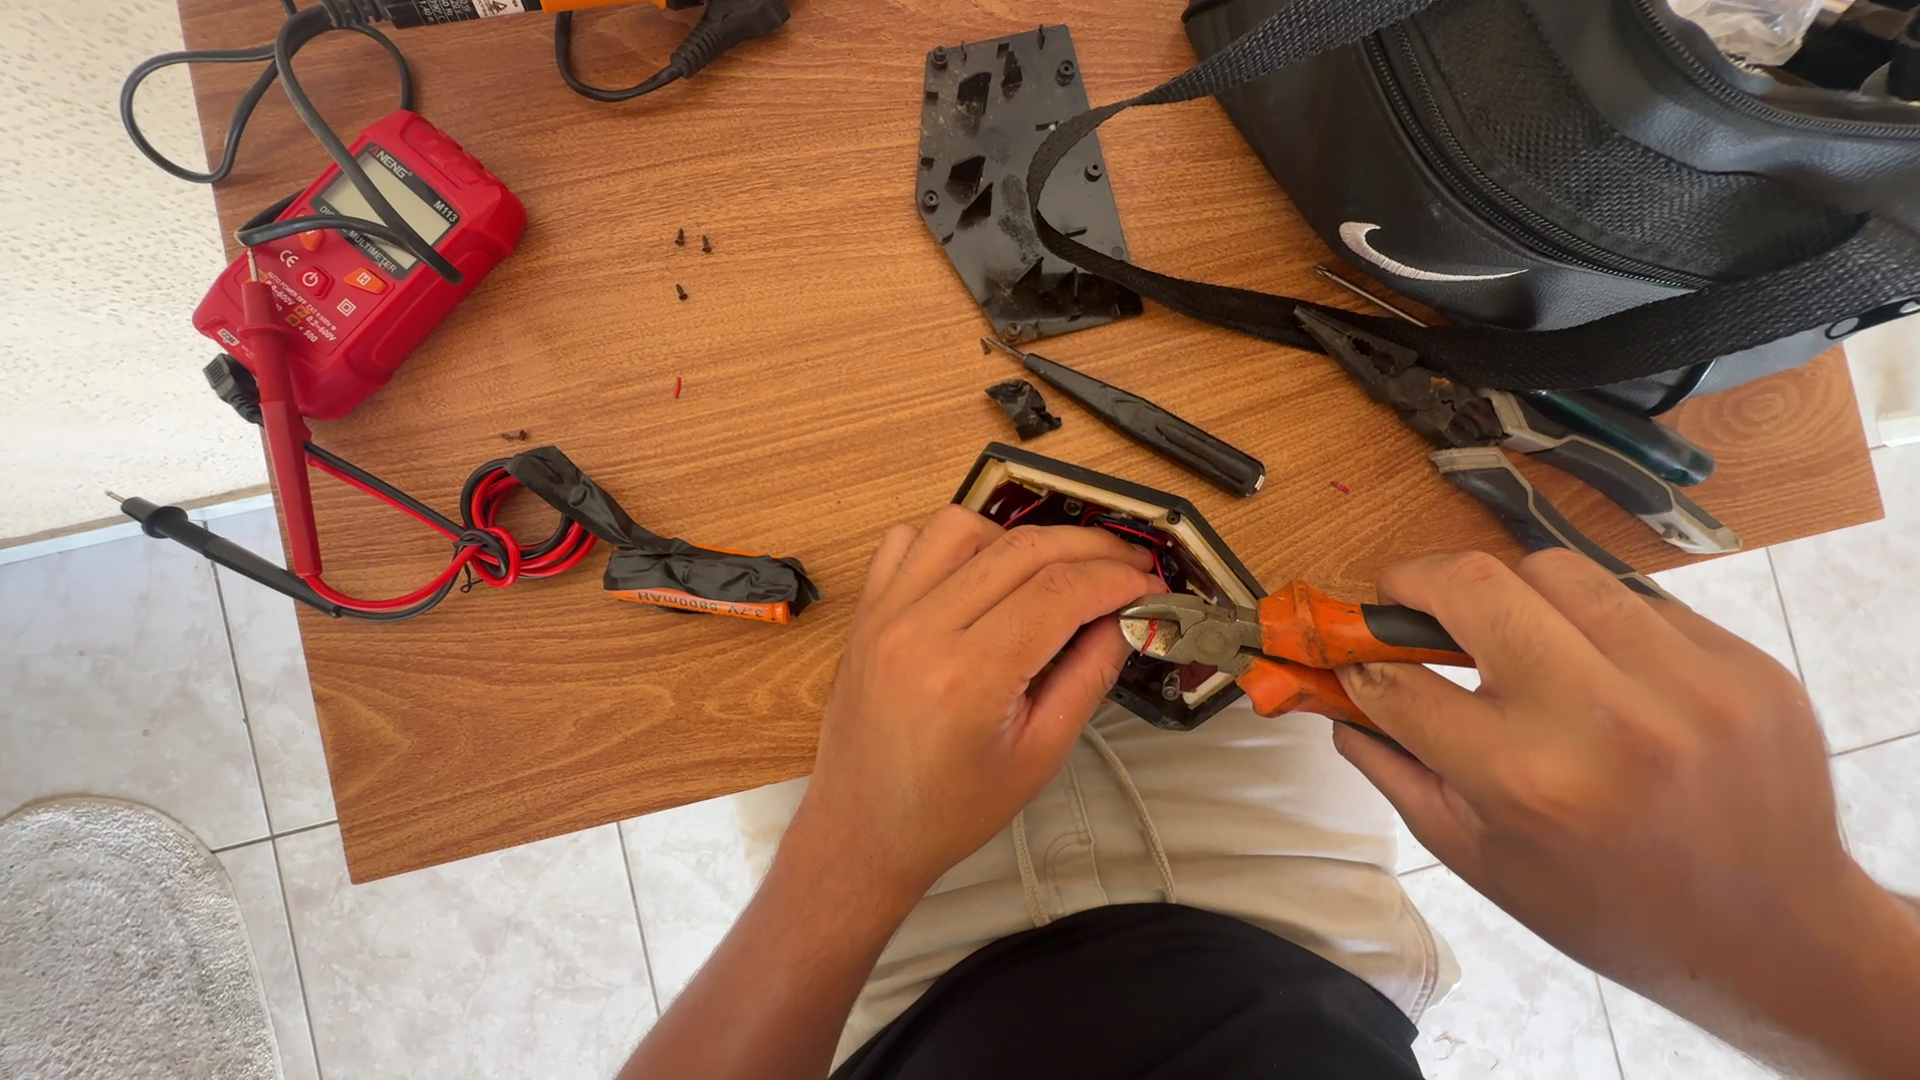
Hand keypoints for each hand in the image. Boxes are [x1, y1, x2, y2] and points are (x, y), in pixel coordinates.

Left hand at [784, 506, 1161, 907]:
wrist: (861, 829)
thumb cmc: (951, 809)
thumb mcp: (1041, 755)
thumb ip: (1089, 675)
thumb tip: (1127, 616)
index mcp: (968, 677)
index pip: (1060, 592)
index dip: (1117, 579)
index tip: (1149, 585)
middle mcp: (920, 630)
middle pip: (1021, 549)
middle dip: (1088, 547)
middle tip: (1126, 565)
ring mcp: (885, 612)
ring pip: (962, 526)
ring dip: (1018, 539)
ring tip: (1046, 573)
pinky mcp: (866, 610)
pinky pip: (908, 541)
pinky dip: (952, 542)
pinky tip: (977, 575)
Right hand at [1334, 549, 1919, 1075]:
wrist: (1778, 940)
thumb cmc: (1597, 903)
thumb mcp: (1464, 848)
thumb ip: (1383, 759)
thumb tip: (1328, 690)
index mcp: (1522, 780)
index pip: (1395, 681)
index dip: (1355, 660)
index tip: (1346, 649)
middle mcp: (1604, 720)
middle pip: (1473, 583)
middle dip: (1415, 581)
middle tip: (1404, 600)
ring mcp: (1687, 683)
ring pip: (1552, 569)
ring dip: (1505, 592)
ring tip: (1505, 633)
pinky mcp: (1743, 664)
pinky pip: (1629, 597)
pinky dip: (1584, 617)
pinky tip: (1587, 661)